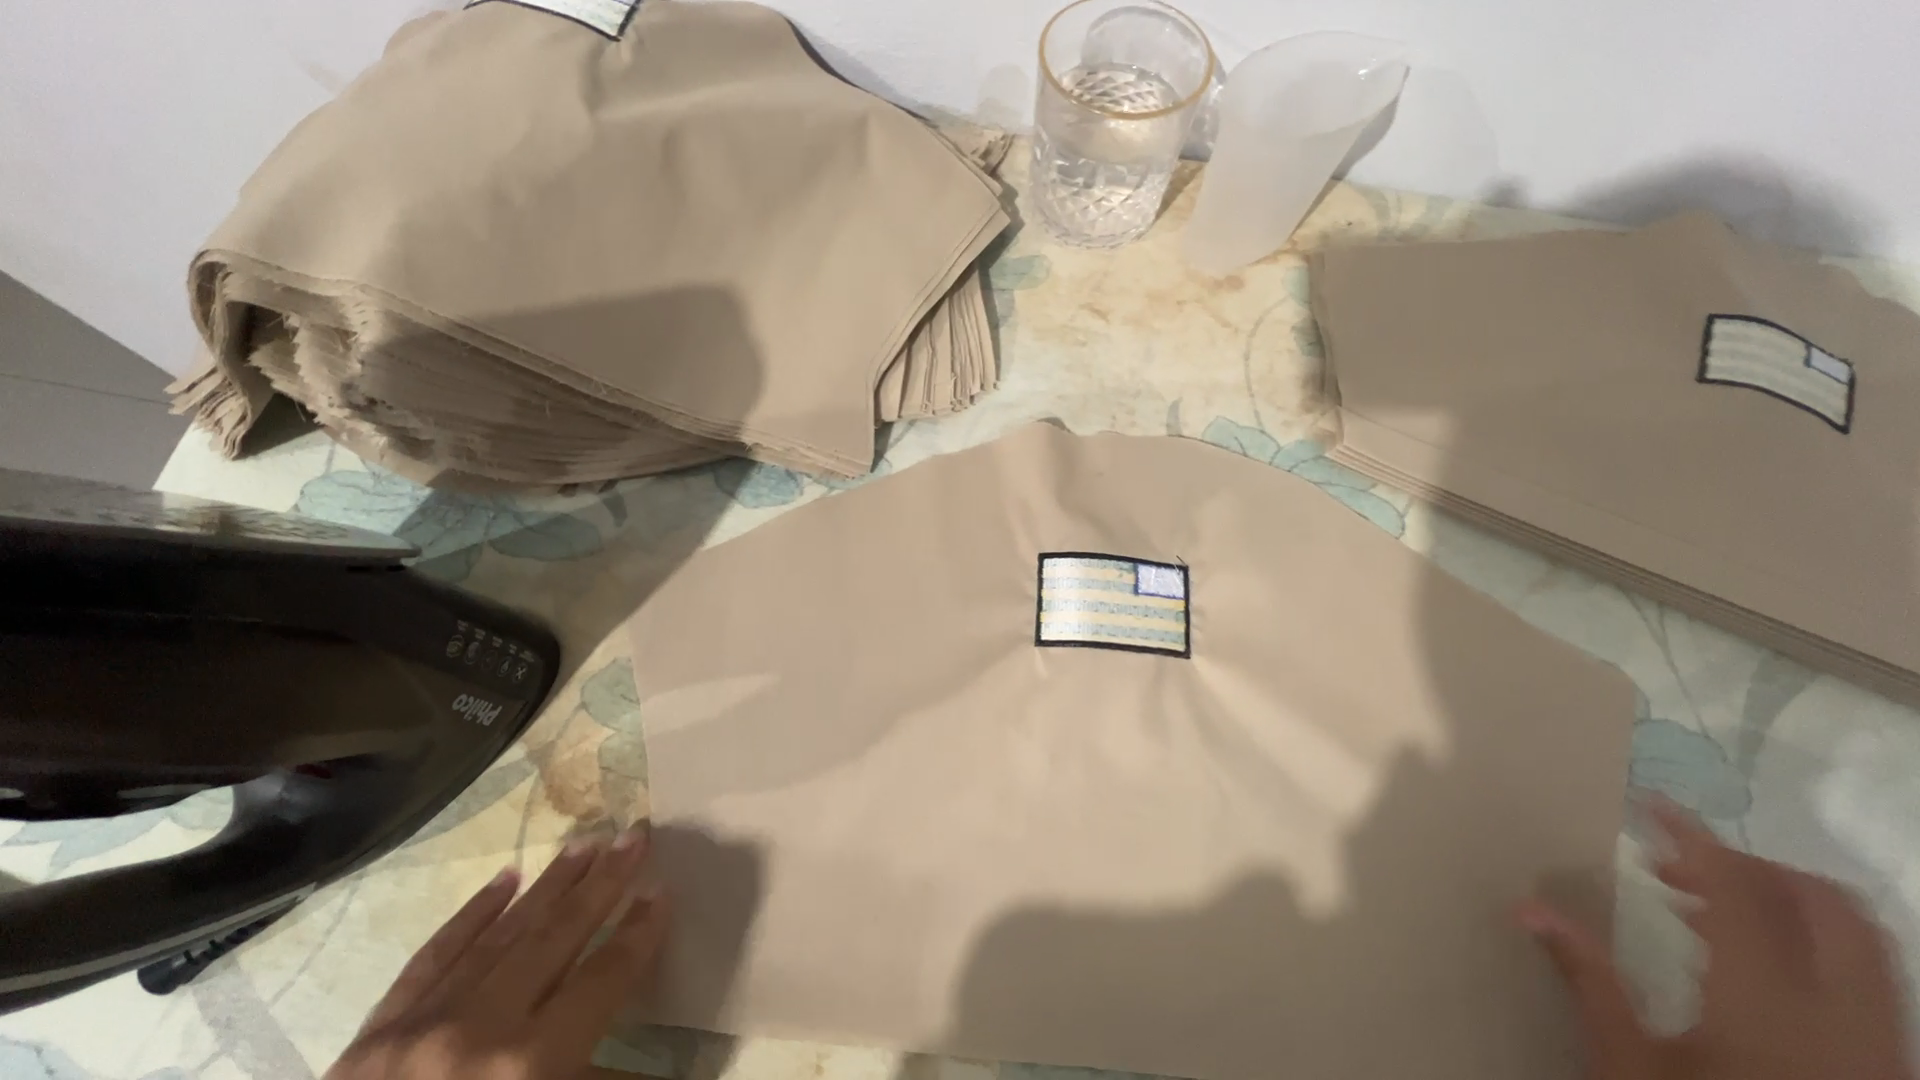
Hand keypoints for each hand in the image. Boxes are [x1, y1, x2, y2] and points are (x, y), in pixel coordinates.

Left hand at [326, 827, 669, 1079]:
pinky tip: (504, 880)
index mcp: (530, 1066)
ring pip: (501, 935)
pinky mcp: (374, 1032)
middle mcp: (481, 1030)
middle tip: (634, 836)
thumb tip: (654, 1069)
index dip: (639, 933)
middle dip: (603, 883)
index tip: (662, 890)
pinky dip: (472, 915)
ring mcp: (421, 1025)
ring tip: (584, 844)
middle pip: (557, 937)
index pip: (603, 977)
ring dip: (549, 885)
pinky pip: (433, 957)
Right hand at [1520, 800, 1912, 1079]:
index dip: (1694, 838)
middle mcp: (1840, 1010)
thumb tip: (1527, 907)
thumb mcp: (1627, 1061)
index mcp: (1766, 1001)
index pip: (1740, 891)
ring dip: (1787, 902)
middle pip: (1823, 903)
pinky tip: (1751, 961)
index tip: (1649, 805)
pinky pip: (1867, 977)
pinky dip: (1812, 944)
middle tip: (1680, 862)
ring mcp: (1877, 1039)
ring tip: (1710, 906)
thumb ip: (1587, 979)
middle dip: (1753, 865)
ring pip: (1860, 938)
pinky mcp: (1886, 1060)